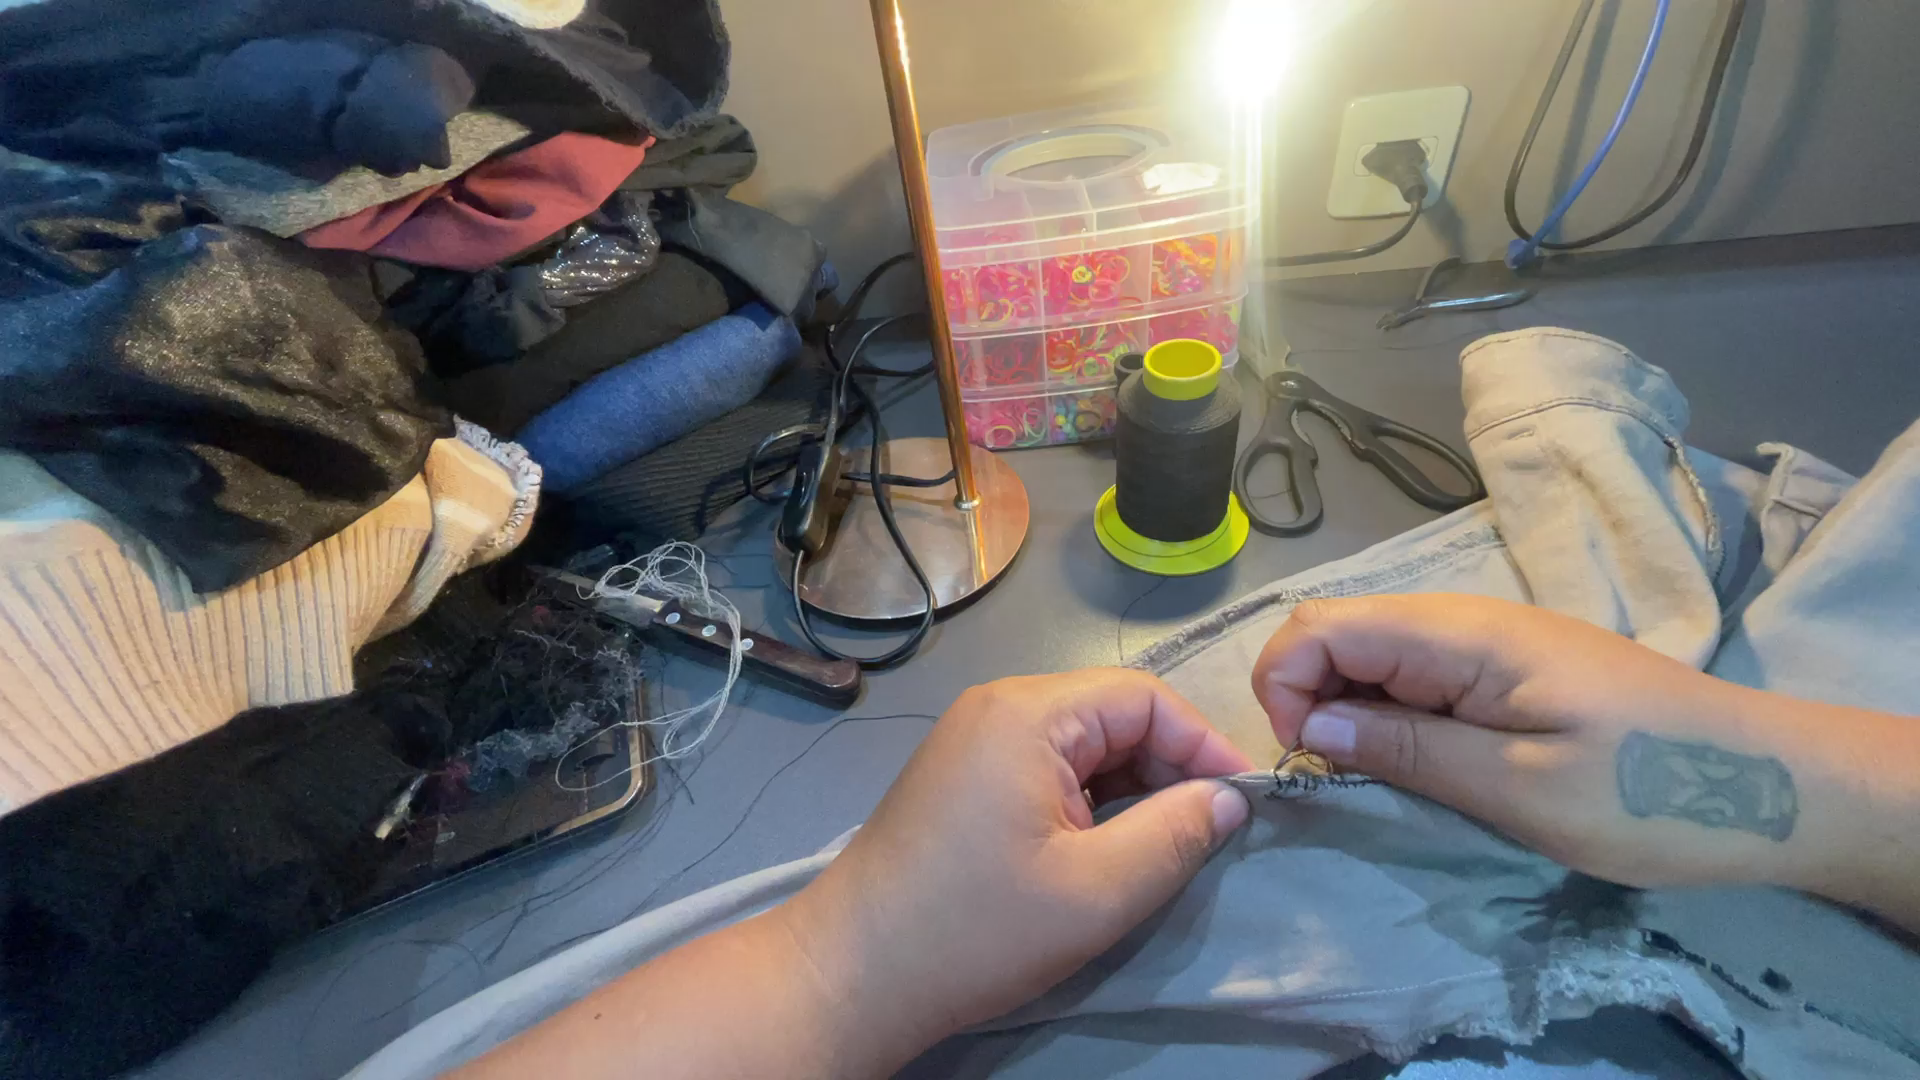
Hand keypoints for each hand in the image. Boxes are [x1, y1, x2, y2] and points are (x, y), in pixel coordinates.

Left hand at [780, 670, 1253, 1071]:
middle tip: (1206, 830)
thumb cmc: (976, 928)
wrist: (856, 968)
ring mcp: (975, 734)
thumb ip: (1174, 834)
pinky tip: (1104, 840)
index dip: (1200, 742)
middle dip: (1167, 765)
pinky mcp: (965, 768)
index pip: (1140, 697)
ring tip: (1162, 841)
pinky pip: (1046, 762)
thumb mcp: (1094, 892)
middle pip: (1109, 713)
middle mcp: (998, 704)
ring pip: (1080, 740)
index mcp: (1027, 711)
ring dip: (1130, 783)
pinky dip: (1089, 795)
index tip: (1243, 801)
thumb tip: (1229, 797)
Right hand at [1251, 595, 1823, 891]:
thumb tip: (1308, 728)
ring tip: (1365, 766)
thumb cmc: (1654, 792)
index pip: (1317, 626)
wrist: (1781, 786)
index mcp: (1453, 633)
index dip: (1283, 683)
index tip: (1305, 754)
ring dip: (1332, 702)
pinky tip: (1397, 749)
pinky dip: (1368, 707)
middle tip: (1329, 766)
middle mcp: (1448, 618)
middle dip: (1299, 691)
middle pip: (1326, 628)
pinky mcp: (1481, 662)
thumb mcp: (1523, 788)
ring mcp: (1465, 637)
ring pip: (1353, 648)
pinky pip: (1392, 669)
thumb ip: (1405, 749)